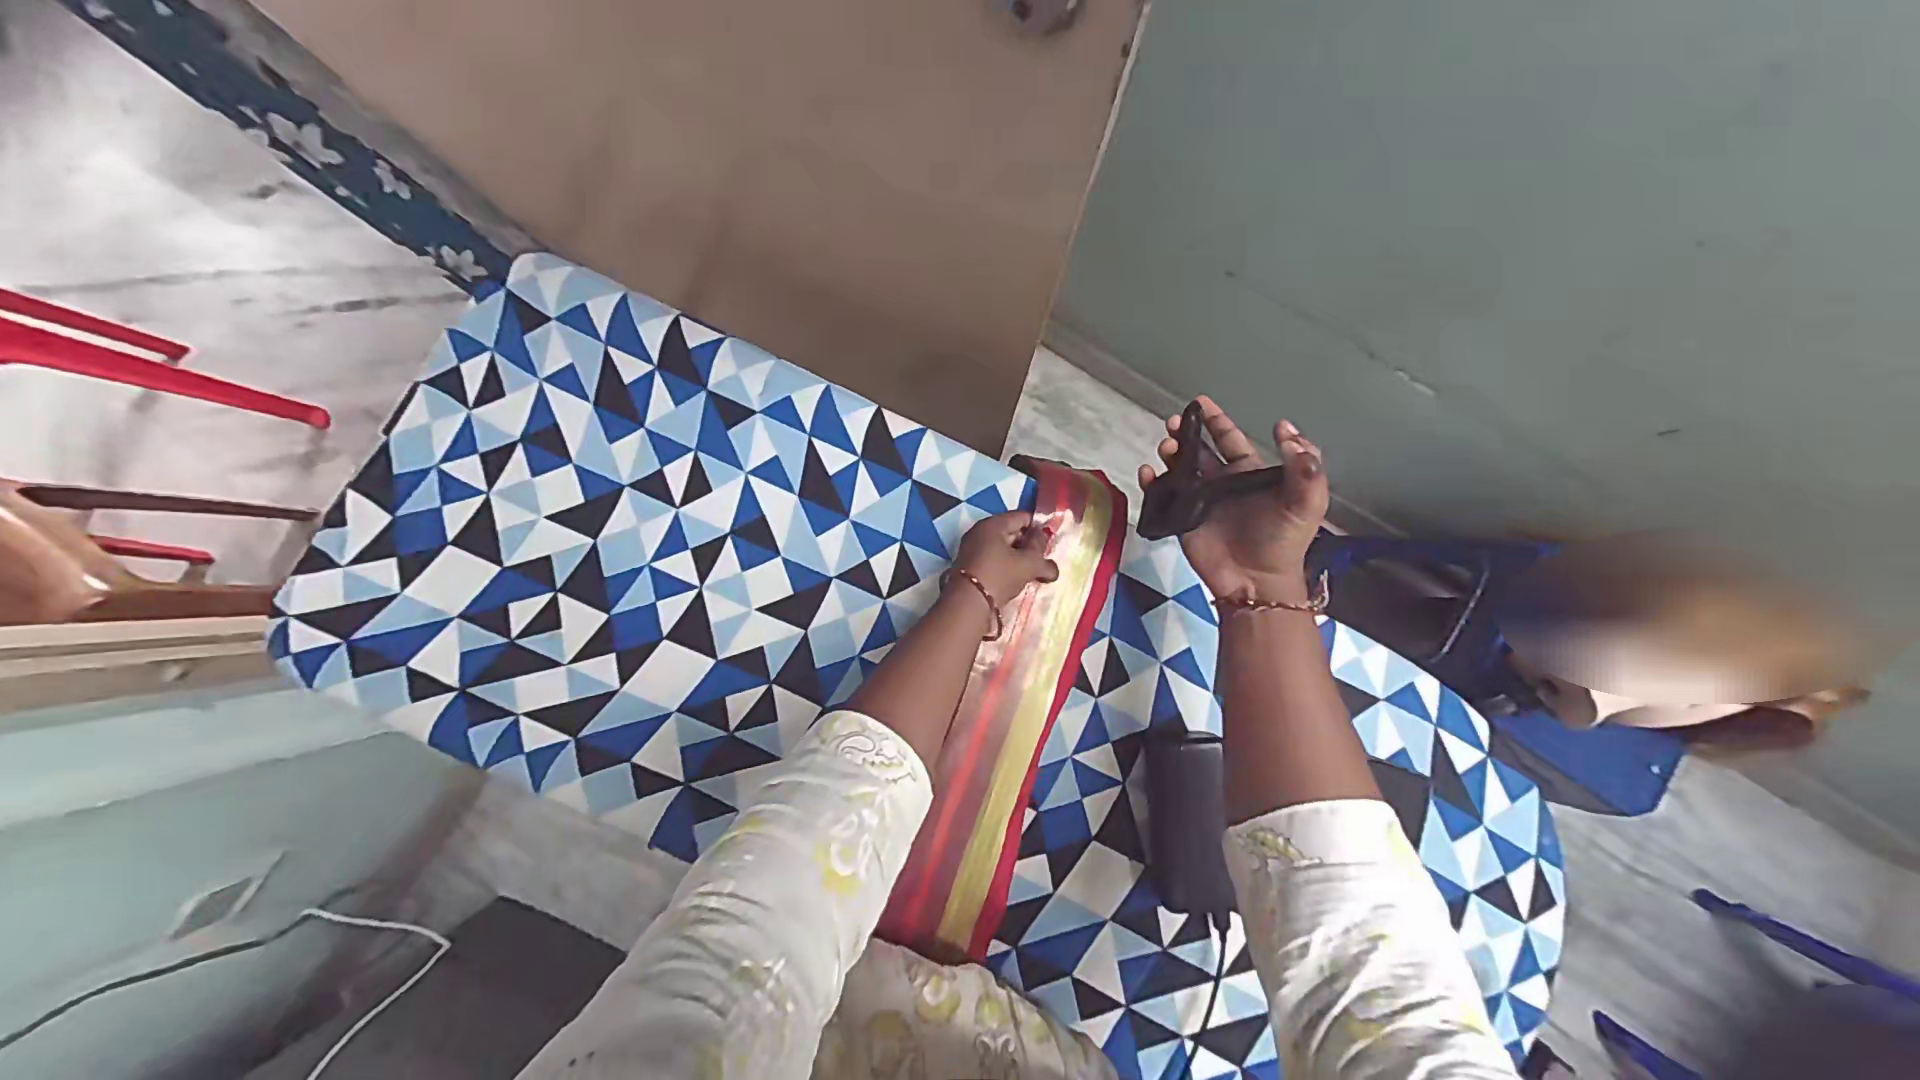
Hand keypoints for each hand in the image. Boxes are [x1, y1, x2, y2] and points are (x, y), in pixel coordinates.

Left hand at [952, 511, 1059, 610]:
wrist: (968, 605)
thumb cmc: (1000, 576)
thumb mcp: (1028, 563)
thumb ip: (1041, 552)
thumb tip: (1047, 544)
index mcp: (993, 524)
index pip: (1022, 517)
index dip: (1039, 527)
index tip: (1051, 542)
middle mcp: (979, 532)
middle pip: (1011, 532)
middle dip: (1028, 545)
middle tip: (1043, 559)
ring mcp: (971, 550)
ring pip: (1001, 548)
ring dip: (1017, 558)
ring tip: (1032, 572)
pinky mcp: (968, 567)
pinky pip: (993, 561)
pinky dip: (1005, 567)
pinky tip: (1015, 580)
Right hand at [1135, 395, 1328, 603]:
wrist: (1256, 580)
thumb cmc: (1282, 540)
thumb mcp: (1306, 502)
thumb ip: (1303, 466)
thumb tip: (1286, 430)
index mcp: (1248, 474)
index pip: (1230, 440)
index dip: (1217, 421)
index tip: (1201, 403)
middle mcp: (1220, 483)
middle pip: (1198, 450)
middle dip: (1186, 432)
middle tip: (1176, 421)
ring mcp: (1198, 501)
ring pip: (1178, 468)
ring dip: (1170, 453)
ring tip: (1167, 446)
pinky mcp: (1181, 519)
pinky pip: (1162, 496)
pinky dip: (1151, 482)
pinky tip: (1149, 473)